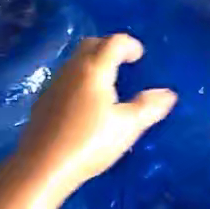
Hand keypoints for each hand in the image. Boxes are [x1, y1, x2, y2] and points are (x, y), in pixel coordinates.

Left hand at [5, 34, 176, 198]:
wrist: (42, 166)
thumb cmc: (89, 143)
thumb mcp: (127, 127)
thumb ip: (149, 107)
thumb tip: (168, 94)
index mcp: (94, 69)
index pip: (114, 42)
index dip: (130, 45)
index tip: (139, 55)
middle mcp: (71, 70)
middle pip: (91, 45)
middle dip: (109, 47)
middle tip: (123, 62)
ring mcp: (53, 85)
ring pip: (74, 62)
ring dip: (92, 64)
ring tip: (107, 83)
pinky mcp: (42, 102)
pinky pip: (65, 80)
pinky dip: (79, 80)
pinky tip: (85, 103)